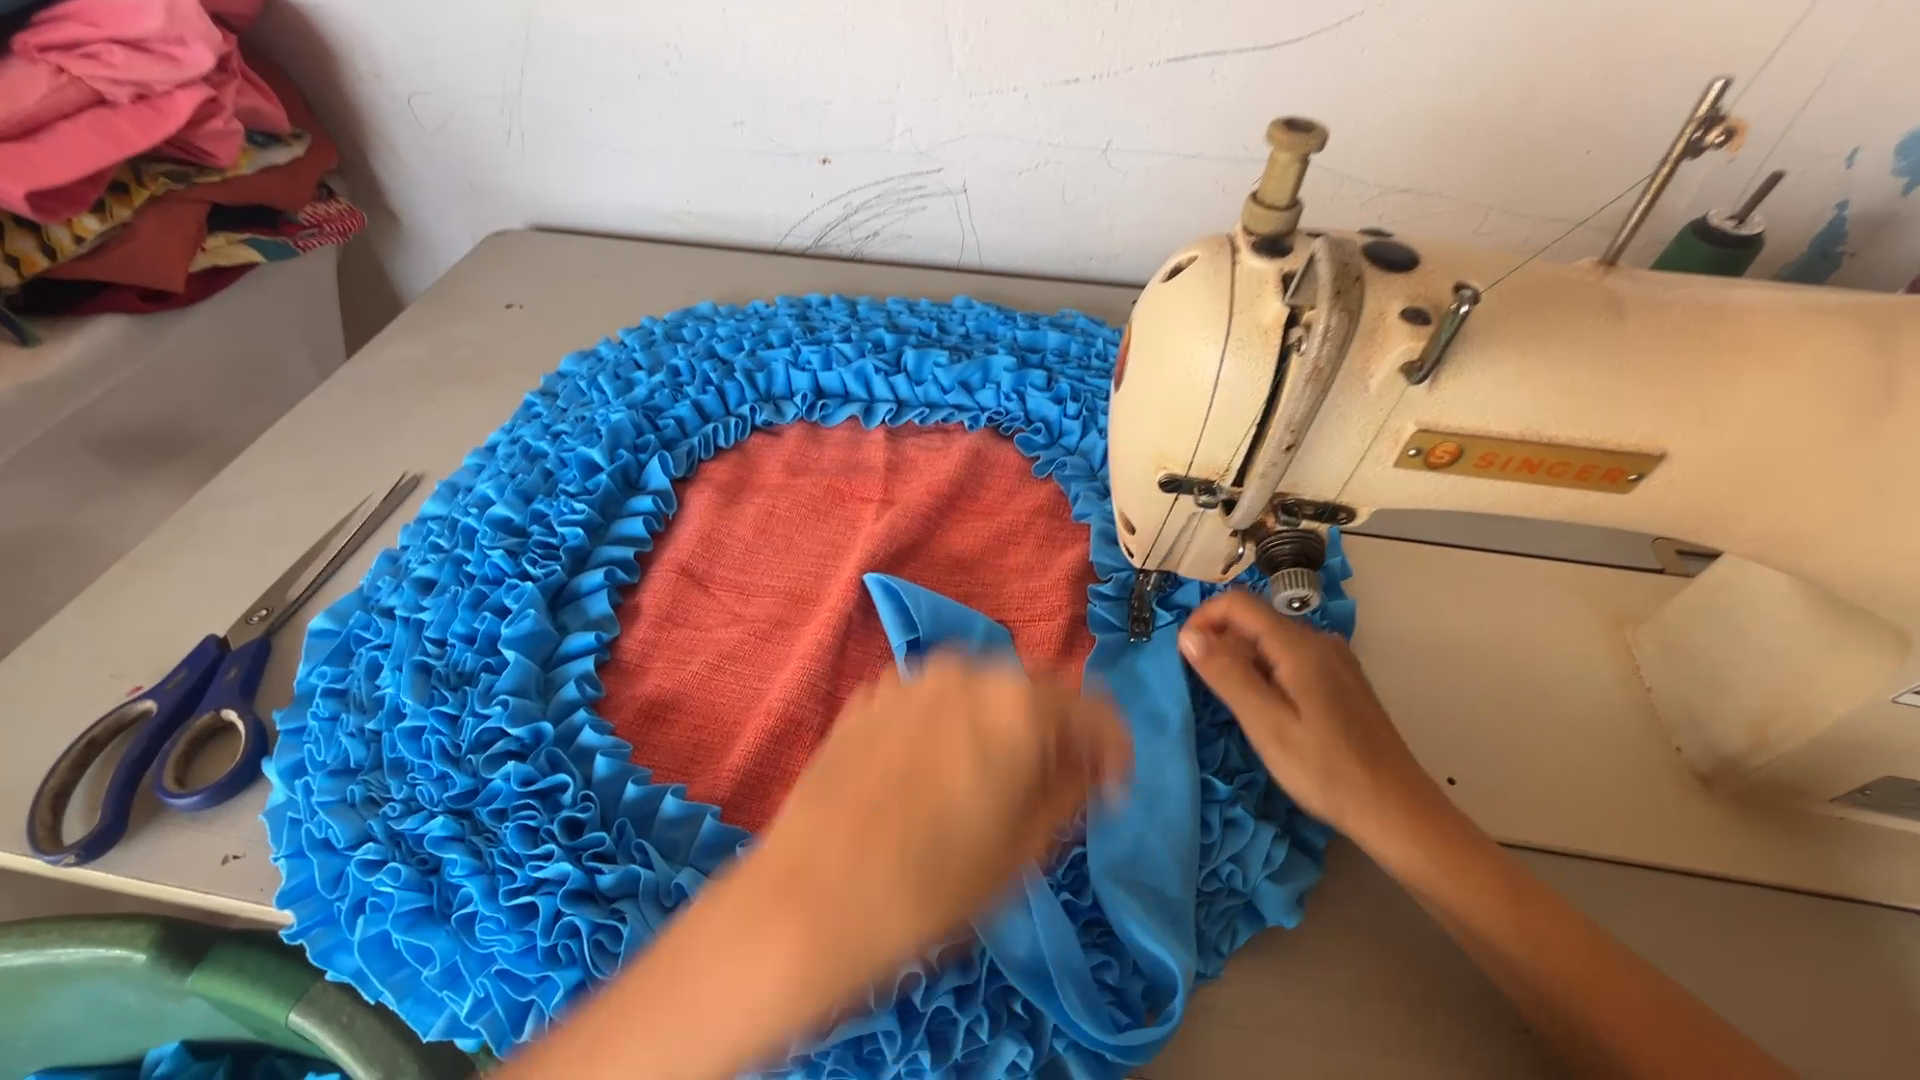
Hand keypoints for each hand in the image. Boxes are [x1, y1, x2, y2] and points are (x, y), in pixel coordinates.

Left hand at [749, 654, 1131, 964]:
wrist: (807, 901)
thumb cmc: (930, 887)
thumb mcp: (1023, 849)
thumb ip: (1070, 789)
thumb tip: (1091, 764)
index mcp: (1017, 702)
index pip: (1093, 709)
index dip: (1112, 750)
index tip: (1111, 789)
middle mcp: (966, 671)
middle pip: (1033, 692)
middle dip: (1054, 734)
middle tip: (1054, 788)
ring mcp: (910, 679)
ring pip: (980, 694)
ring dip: (1001, 727)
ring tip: (992, 784)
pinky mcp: (869, 698)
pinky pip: (933, 703)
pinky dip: (952, 728)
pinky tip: (936, 777)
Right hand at [1178, 590, 1433, 836]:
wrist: (1397, 809)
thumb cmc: (1327, 771)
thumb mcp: (1267, 725)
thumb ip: (1227, 675)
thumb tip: (1189, 635)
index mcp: (1300, 646)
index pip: (1238, 603)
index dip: (1203, 619)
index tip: (1183, 655)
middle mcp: (1319, 642)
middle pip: (1256, 620)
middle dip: (1220, 642)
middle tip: (1203, 689)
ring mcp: (1334, 661)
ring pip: (1272, 641)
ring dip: (1241, 660)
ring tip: (1232, 704)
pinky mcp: (1341, 681)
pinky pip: (1291, 660)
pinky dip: (1265, 673)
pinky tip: (1266, 711)